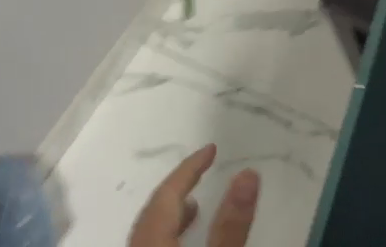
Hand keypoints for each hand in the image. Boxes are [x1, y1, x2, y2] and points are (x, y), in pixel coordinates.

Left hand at [129, 143, 259, 246]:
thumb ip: (230, 224)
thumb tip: (248, 172)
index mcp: (152, 240)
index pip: (167, 194)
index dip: (190, 167)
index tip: (211, 147)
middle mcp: (137, 246)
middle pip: (153, 210)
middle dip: (178, 186)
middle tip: (202, 167)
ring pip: (147, 229)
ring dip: (171, 211)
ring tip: (195, 202)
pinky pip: (148, 242)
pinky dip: (166, 230)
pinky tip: (182, 237)